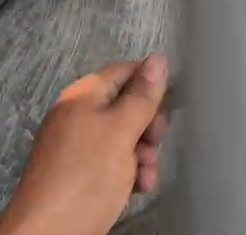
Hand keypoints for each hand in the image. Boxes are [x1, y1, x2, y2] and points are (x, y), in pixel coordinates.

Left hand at [0, 55, 169, 234]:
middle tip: (154, 146)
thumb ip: (142, 95)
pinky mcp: (78, 175)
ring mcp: (77, 146)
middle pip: (126, 105)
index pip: (126, 70)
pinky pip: (111, 161)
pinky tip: (139, 188)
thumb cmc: (86, 176)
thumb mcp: (121, 132)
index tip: (168, 109)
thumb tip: (158, 57)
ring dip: (142, 153)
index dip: (151, 85)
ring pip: (123, 136)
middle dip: (148, 125)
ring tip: (147, 175)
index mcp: (85, 94)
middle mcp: (79, 114)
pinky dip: (128, 171)